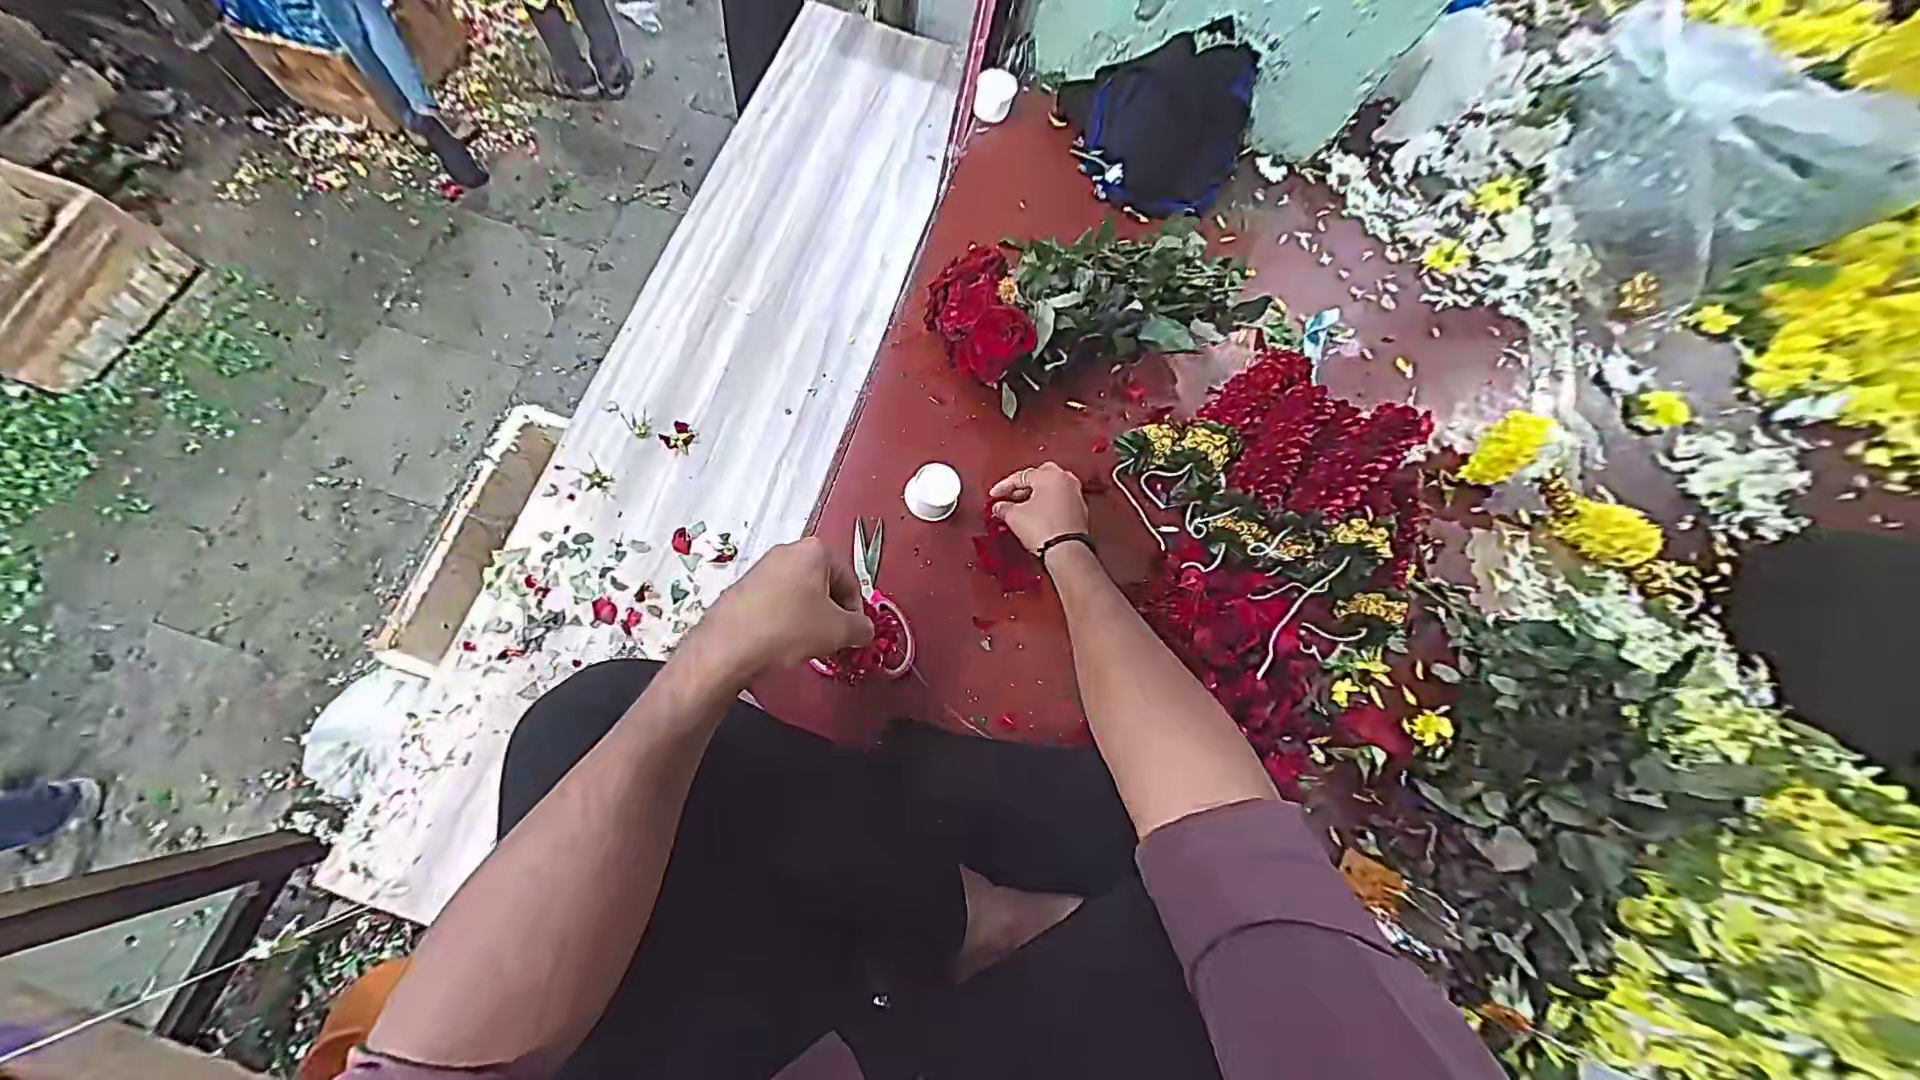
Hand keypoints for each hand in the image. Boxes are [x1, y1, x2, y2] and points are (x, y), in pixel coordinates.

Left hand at [687, 537, 873, 680]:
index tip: (853, 634)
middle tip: (832, 640)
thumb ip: (862, 628)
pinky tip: (782, 642)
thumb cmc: (789, 628)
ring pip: (800, 594)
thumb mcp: (839, 631)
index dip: (856, 612)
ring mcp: (763, 568)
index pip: (850, 582)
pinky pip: (777, 602)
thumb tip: (863, 630)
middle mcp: (788, 551)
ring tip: (806, 644)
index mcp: (815, 550)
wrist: (728, 646)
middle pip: (825, 585)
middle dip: (832, 614)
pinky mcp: (744, 587)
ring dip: (810, 618)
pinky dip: (786, 620)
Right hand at [990, 462, 1089, 553]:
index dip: (1004, 486)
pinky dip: (1047, 504)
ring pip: (1052, 488)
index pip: (1022, 476)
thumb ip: (1004, 507)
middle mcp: (1066, 481)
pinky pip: (1060, 501)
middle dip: (1023, 486)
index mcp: (1051, 476)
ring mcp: (1076, 496)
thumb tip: (999, 507)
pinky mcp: (1080, 511)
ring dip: (1036, 494)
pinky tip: (1037, 515)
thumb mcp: (1014, 516)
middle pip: (1040, 476)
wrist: (1065, 551)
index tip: (995, 495)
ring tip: (1022, 507)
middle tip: (1010, 497)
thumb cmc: (1043, 529)